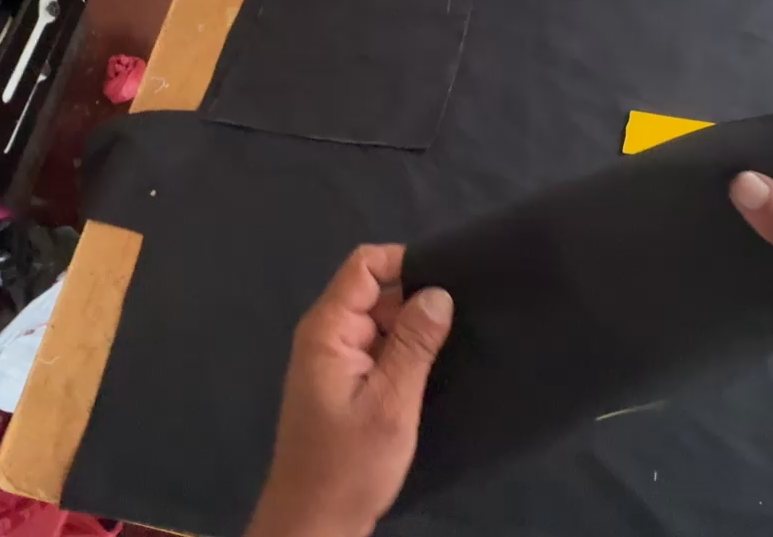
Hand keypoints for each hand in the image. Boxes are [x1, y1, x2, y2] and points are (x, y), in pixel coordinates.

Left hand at [246, 245, 453, 536]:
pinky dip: (402, 354)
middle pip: (375, 292)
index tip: (446, 279)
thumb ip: (414, 344)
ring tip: (453, 343)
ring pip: (380, 321)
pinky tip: (431, 368)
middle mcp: (327, 334)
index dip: (403, 262)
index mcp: (328, 328)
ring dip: (411, 332)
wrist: (313, 526)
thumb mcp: (391, 404)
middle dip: (414, 302)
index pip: (364, 266)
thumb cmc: (348, 465)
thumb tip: (439, 291)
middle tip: (460, 321)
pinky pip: (377, 348)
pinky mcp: (343, 380)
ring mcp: (334, 358)